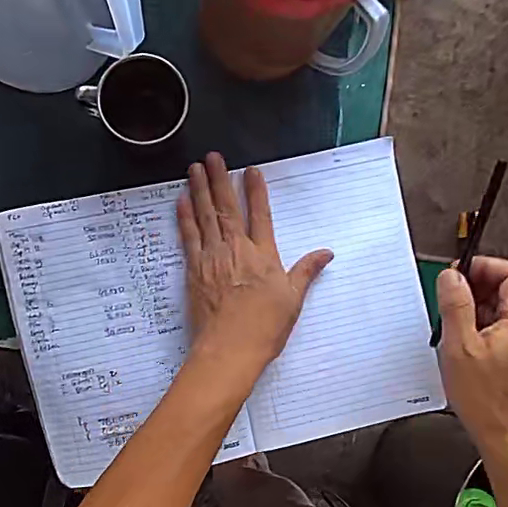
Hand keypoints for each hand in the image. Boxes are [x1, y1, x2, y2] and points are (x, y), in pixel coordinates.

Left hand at [178, 153, 332, 382]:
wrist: (230, 349)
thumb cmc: (264, 327)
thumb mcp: (293, 299)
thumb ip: (306, 271)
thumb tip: (326, 253)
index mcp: (263, 255)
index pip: (260, 214)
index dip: (256, 191)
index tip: (251, 171)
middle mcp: (237, 250)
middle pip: (227, 207)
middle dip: (220, 179)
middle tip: (213, 157)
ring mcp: (213, 257)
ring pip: (205, 215)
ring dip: (200, 189)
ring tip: (195, 168)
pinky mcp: (195, 270)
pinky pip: (188, 236)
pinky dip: (184, 217)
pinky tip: (181, 201)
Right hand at [436, 257, 507, 453]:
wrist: (503, 433)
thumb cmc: (487, 399)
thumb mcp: (460, 346)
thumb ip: (456, 305)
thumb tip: (451, 277)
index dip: (483, 267)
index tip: (460, 273)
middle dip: (479, 287)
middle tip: (453, 296)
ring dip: (481, 305)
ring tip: (458, 322)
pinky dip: (487, 322)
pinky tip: (468, 337)